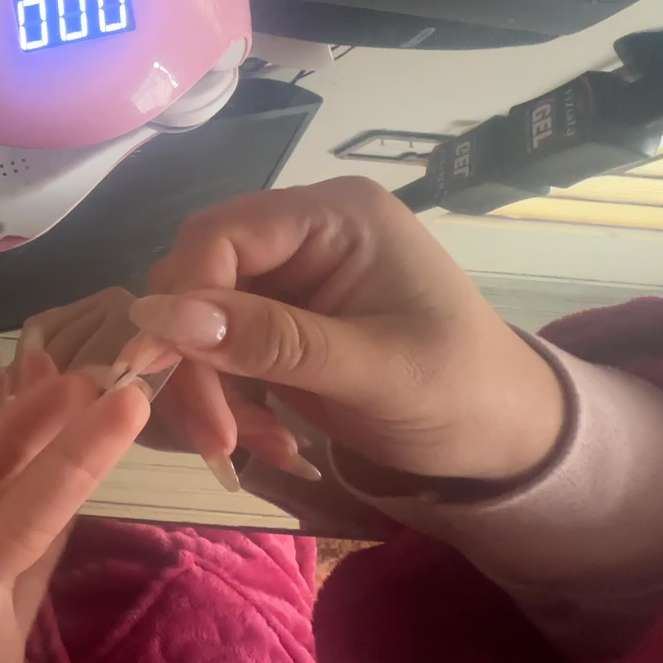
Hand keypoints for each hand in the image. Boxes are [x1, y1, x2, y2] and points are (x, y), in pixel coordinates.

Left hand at [0, 359, 151, 662]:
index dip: (14, 426)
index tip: (64, 384)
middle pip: (9, 488)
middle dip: (56, 433)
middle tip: (109, 376)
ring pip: (26, 515)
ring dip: (60, 461)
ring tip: (92, 401)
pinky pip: (37, 572)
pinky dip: (61, 529)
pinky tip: (80, 496)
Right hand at [128, 176, 563, 482]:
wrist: (508, 445)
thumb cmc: (467, 399)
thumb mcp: (377, 373)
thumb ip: (271, 340)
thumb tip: (155, 317)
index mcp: (332, 215)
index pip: (219, 235)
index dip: (181, 297)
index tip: (155, 367)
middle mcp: (295, 232)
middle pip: (198, 276)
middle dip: (194, 358)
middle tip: (213, 433)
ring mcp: (280, 274)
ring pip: (194, 317)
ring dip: (207, 386)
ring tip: (246, 447)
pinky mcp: (268, 315)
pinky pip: (213, 346)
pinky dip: (223, 395)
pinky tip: (260, 437)